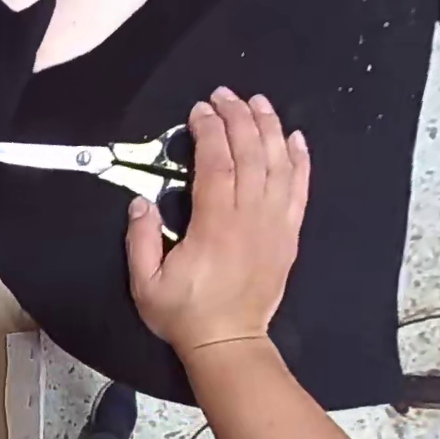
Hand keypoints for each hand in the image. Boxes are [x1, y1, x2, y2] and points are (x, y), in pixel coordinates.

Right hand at [125, 88, 309, 361]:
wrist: (229, 343)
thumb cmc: (185, 315)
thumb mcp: (146, 284)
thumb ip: (139, 240)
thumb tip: (141, 201)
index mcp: (214, 225)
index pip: (215, 162)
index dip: (208, 130)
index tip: (199, 110)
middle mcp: (250, 217)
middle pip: (249, 153)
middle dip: (237, 117)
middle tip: (225, 95)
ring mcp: (274, 225)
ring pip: (278, 165)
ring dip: (269, 128)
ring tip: (258, 103)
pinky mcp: (288, 236)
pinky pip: (300, 190)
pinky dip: (299, 161)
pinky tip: (294, 138)